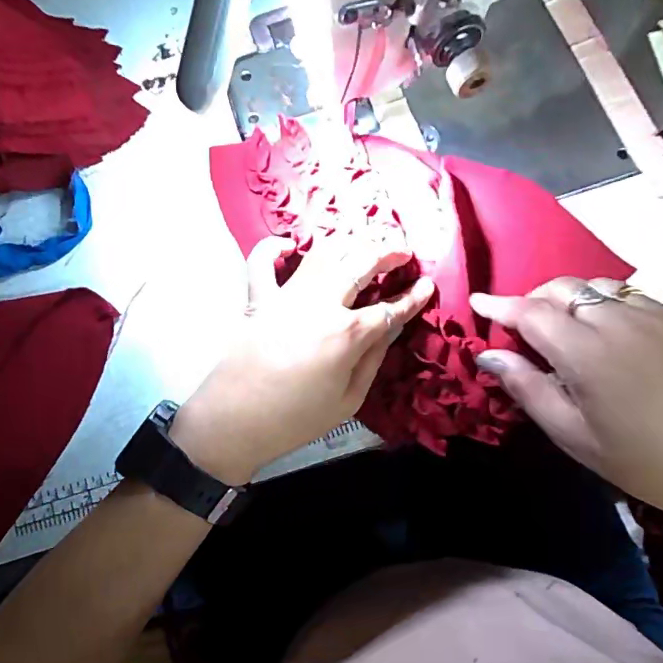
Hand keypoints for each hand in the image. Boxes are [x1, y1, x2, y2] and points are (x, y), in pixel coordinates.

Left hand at [170, 234, 433, 484]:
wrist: (235, 422)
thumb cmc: (297, 419)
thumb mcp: (348, 399)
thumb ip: (372, 359)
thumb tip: (389, 330)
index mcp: (348, 334)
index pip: (390, 308)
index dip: (413, 297)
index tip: (427, 285)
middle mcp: (320, 304)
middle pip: (361, 262)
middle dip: (387, 251)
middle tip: (403, 251)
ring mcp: (286, 296)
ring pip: (322, 252)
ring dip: (348, 240)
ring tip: (364, 240)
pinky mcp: (257, 299)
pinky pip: (262, 262)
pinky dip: (274, 248)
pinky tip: (289, 244)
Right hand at [469, 278, 662, 571]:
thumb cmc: (652, 467)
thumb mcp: (578, 438)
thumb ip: (529, 389)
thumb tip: (490, 355)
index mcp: (586, 350)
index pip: (530, 311)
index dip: (499, 304)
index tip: (479, 302)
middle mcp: (621, 318)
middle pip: (565, 288)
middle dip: (537, 299)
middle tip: (527, 327)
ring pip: (604, 290)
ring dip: (577, 302)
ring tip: (574, 332)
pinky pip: (643, 303)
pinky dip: (618, 313)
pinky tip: (627, 346)